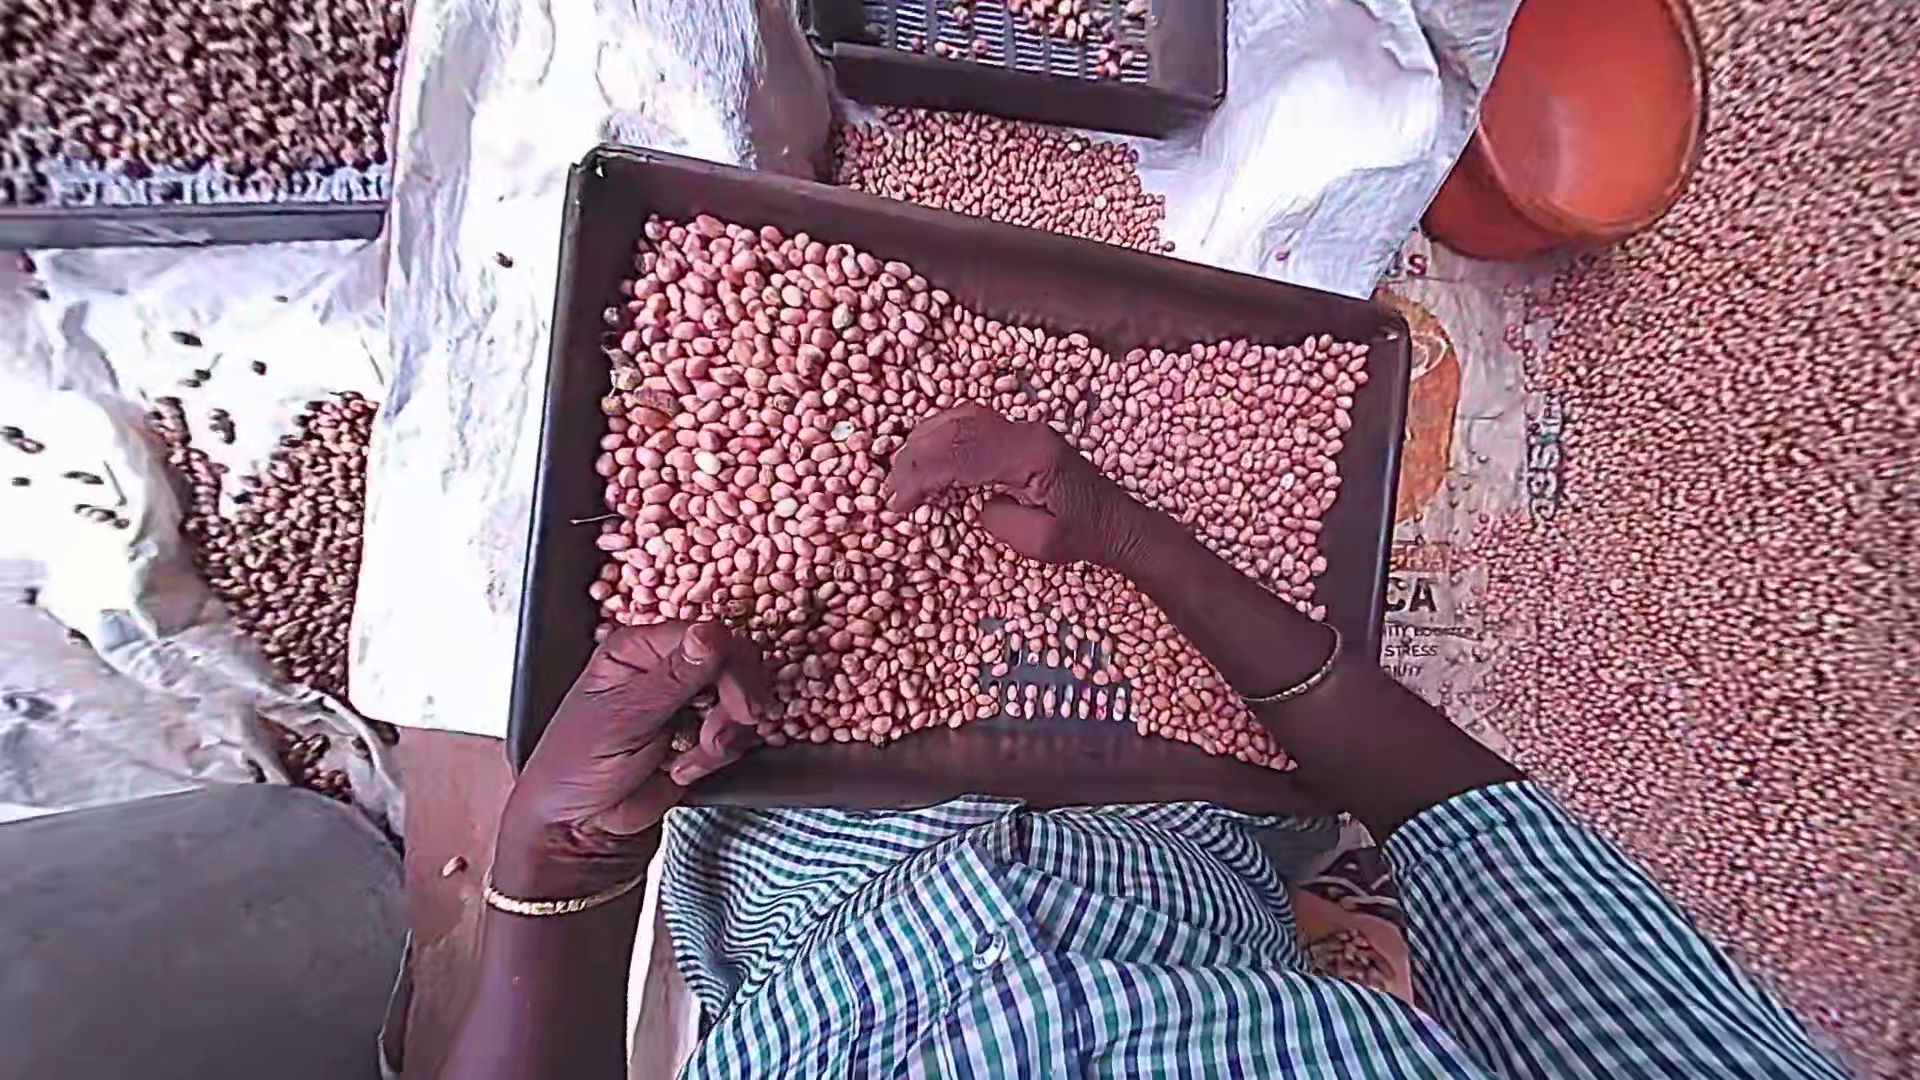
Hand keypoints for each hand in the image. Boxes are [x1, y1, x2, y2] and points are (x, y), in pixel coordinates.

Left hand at [492, 621, 766, 898]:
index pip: (710, 637)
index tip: (740, 705)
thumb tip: (712, 634)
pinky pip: (738, 729)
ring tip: (687, 762)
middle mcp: (670, 665)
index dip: (732, 668)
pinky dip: (720, 754)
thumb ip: (673, 677)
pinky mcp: (705, 727)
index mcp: (641, 649)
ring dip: (724, 735)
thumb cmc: (576, 769)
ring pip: (742, 697)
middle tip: (715, 738)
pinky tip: (685, 769)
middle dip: (732, 705)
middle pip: (735, 663)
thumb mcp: (623, 719)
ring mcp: (690, 697)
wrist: (579, 829)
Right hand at [886, 404, 1148, 568]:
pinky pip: (971, 422)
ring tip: (900, 474)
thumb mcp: (1044, 544)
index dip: (922, 475)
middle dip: (914, 458)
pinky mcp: (1019, 434)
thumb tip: (974, 503)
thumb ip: (1002, 522)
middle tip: (888, 491)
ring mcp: (1023, 428)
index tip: (897, 503)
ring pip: (960, 417)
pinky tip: (925, 453)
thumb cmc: (1084, 535)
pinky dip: (940, 436)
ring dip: (923, 442)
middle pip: (956, 429)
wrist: (1116, 521)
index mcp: (1032, 455)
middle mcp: (1026, 431)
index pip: (963, 454)